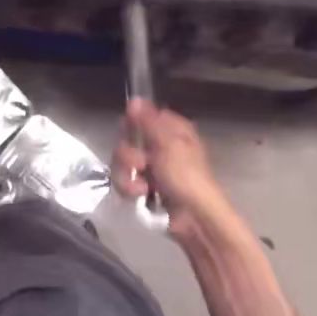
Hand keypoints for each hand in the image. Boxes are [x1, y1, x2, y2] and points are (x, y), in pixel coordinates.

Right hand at [112, 99, 234, 241]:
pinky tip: (141, 195)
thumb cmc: (186, 176)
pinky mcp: (145, 187)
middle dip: (129, 156)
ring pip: (123, 163)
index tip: (129, 133)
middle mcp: (161, 146)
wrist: (193, 216)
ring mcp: (152, 168)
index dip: (133, 125)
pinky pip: (125, 180)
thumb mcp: (168, 144)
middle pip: (128, 140)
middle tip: (141, 165)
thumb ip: (148, 122)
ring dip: (128, 176)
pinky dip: (130, 189)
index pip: (144, 116)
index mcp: (173, 130)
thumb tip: (134, 99)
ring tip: (142, 188)